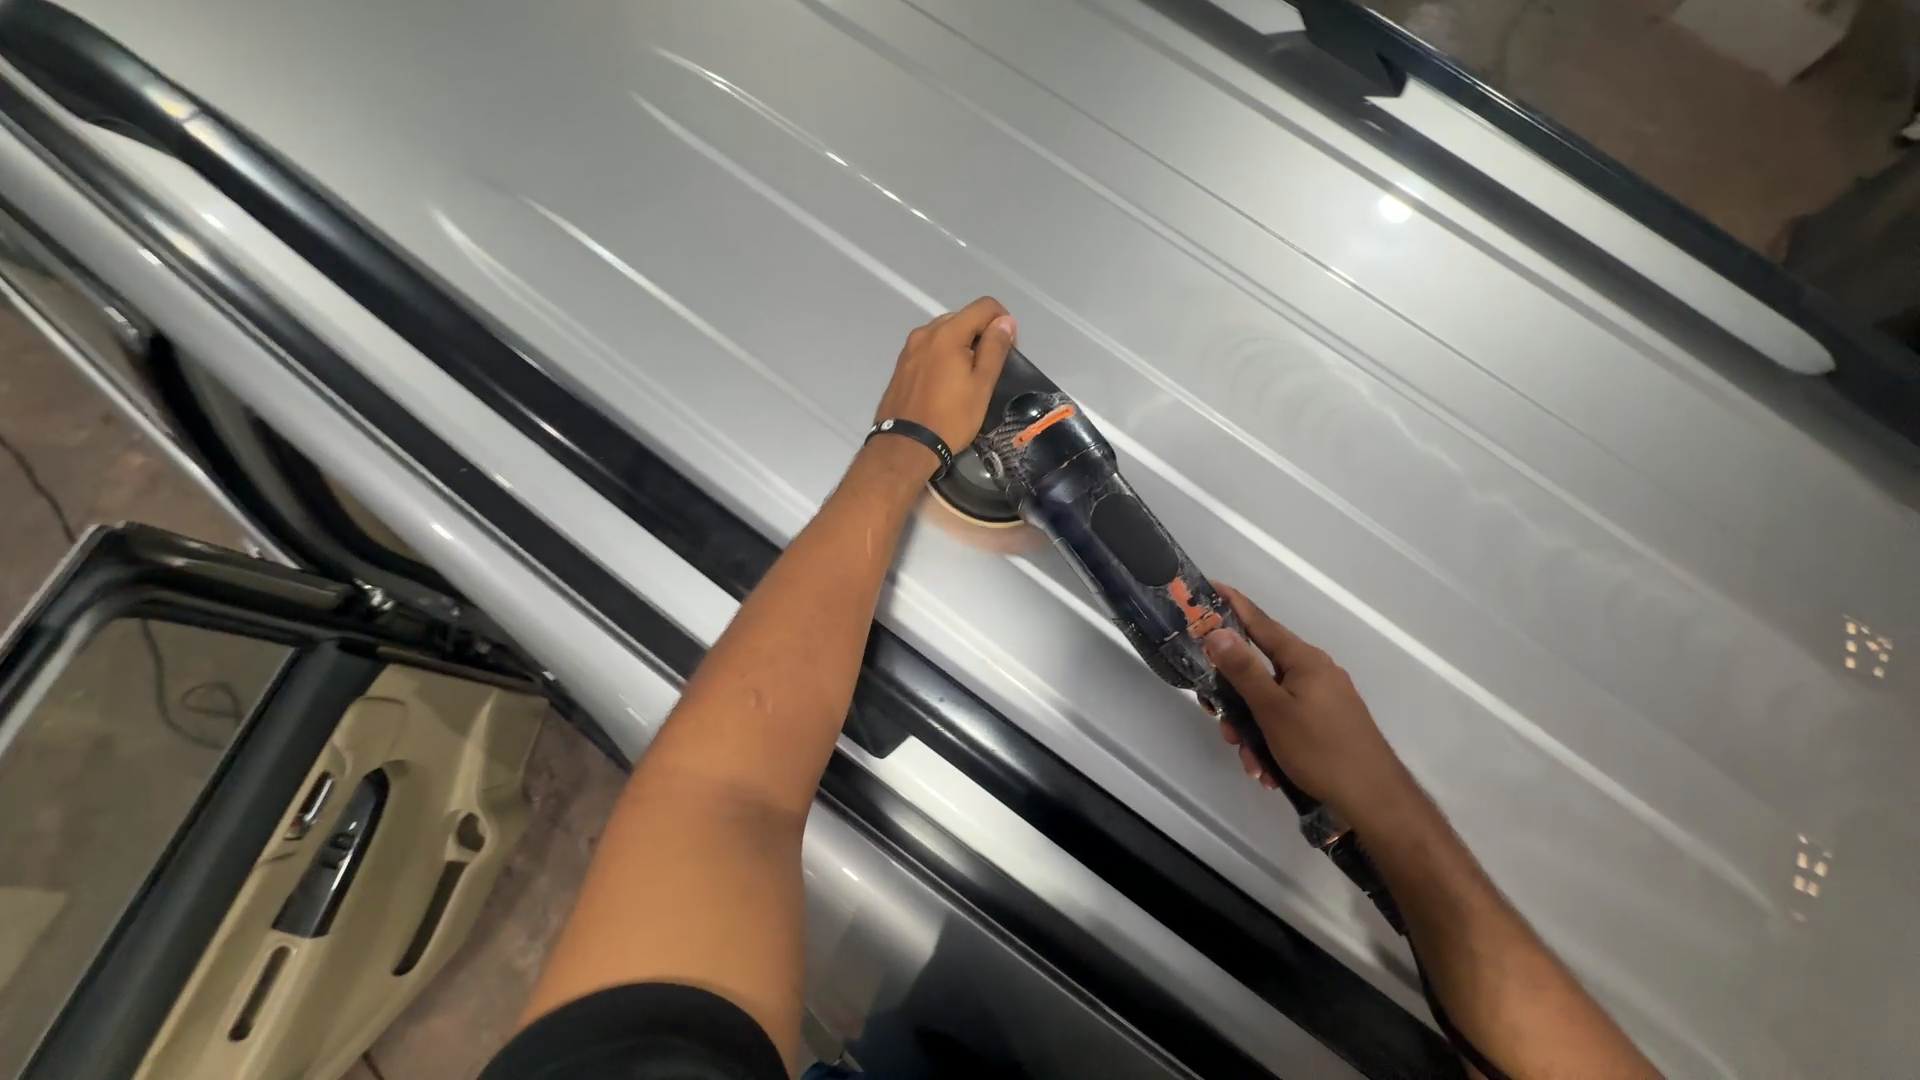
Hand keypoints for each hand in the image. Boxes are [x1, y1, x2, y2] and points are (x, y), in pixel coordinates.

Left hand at [873, 298, 1016, 460]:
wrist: (905, 446)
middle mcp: (925, 333)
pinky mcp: (902, 364)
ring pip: (944, 333)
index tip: (1008, 349)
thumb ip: (995, 348)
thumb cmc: (950, 418)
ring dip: (962, 345)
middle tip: (990, 366)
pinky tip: (947, 382)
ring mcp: (910, 348)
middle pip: (963, 317)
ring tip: (968, 376)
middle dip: (981, 334)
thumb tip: (1005, 321)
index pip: (984, 306)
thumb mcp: (981, 385)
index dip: (1003, 322)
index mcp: (947, 333)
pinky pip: (929, 348)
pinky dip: (944, 355)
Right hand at [1203, 584, 1410, 823]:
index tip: (1209, 587)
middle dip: (1234, 698)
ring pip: (1270, 703)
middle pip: (1259, 670)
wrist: (1374, 800)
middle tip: (1219, 719)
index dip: (1232, 605)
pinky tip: (1268, 769)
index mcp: (1303, 660)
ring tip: (1251, 760)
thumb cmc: (1320, 748)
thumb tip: (1217, 632)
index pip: (1259, 622)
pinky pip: (1287, 723)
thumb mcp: (1272, 708)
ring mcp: (1323, 699)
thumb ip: (1242, 669)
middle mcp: (1314, 672)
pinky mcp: (1327, 724)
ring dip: (1251, 730)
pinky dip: (1271, 743)